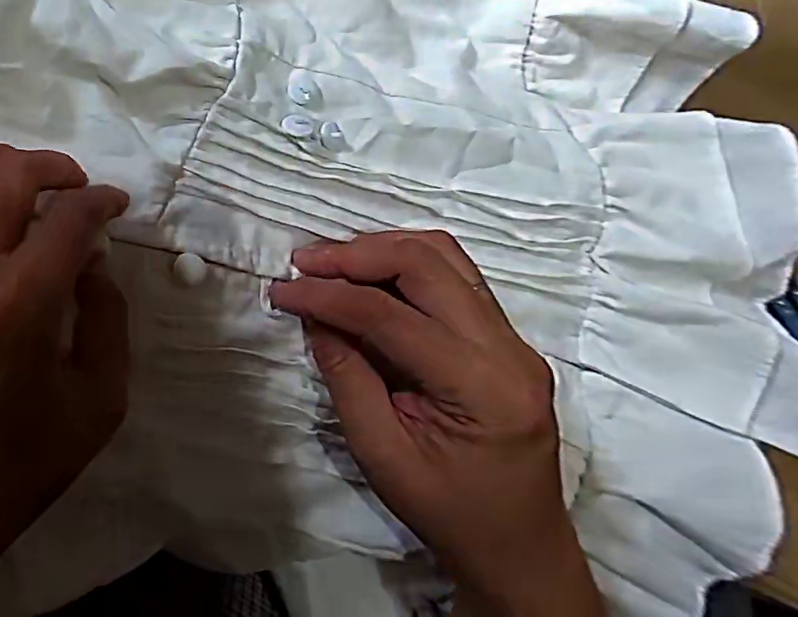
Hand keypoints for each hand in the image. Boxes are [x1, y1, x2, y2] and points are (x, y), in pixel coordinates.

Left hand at [0, 139, 131, 616]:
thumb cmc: (15, 464)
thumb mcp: (96, 405)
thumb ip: (107, 319)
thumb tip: (91, 259)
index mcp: (24, 301)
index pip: (71, 215)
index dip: (102, 200)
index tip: (114, 205)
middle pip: (12, 175)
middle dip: (54, 166)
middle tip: (74, 186)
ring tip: (18, 170)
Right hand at [269, 231, 604, 616]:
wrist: (517, 548)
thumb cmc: (446, 508)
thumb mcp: (378, 449)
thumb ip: (344, 372)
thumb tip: (312, 312)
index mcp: (483, 388)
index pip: (390, 314)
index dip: (326, 295)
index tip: (280, 290)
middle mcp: (509, 351)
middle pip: (426, 264)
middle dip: (354, 255)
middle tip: (302, 264)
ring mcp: (512, 340)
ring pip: (443, 254)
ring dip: (379, 249)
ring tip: (329, 264)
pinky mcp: (503, 336)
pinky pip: (451, 273)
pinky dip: (400, 261)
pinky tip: (365, 276)